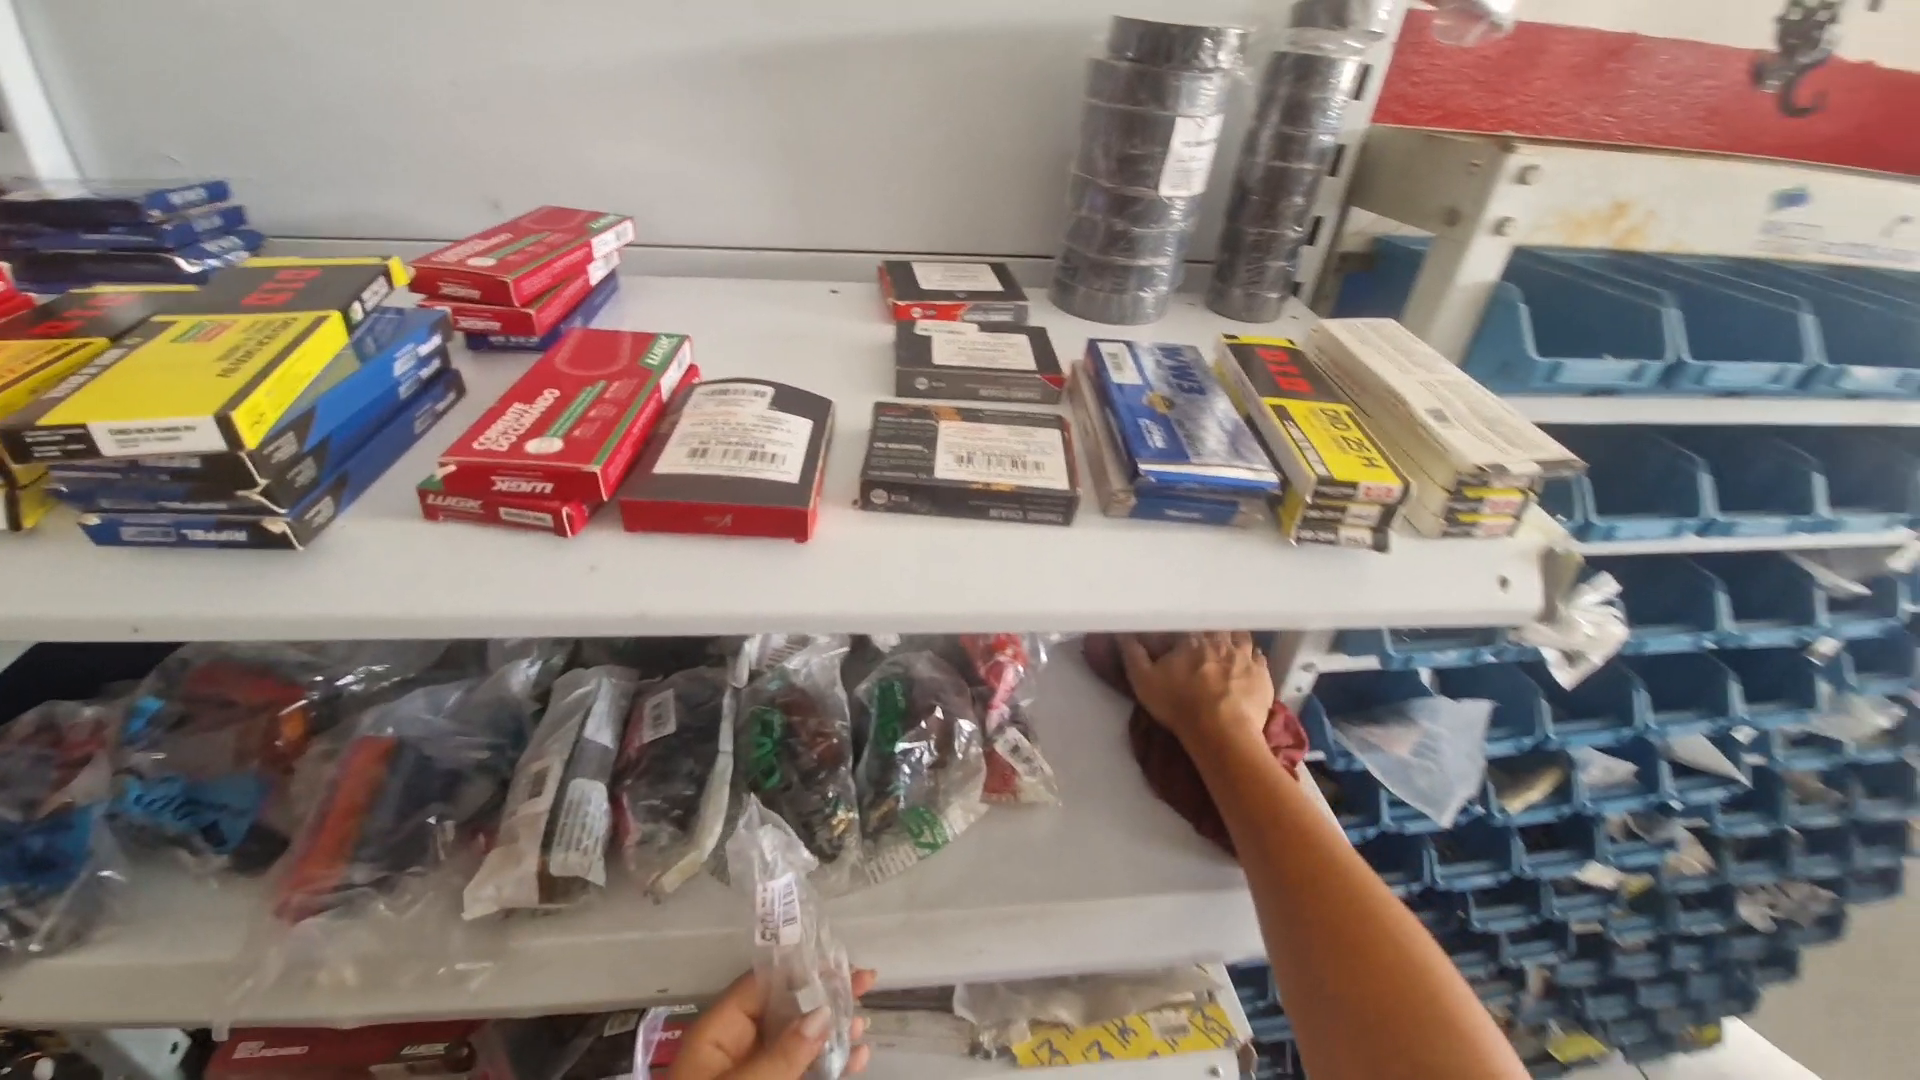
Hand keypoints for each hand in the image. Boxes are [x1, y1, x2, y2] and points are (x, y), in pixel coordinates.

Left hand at [668, 968, 877, 1079]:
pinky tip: (858, 1058)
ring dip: (834, 1031)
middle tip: (866, 980)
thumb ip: (780, 1057)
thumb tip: (821, 1012)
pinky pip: (802, 1076)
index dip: (798, 970)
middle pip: (785, 1012)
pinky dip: (831, 1066)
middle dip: (825, 997)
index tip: (838, 961)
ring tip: (864, 1021)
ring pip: (799, 1044)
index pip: (759, 987)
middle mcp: (735, 1054)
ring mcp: (753, 1079)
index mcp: (716, 1038)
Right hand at [1119, 632, 1273, 753]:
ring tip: (1227, 648)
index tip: (1177, 637)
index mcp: (1192, 637)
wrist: (1221, 731)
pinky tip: (1248, 664)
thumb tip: (1123, 631)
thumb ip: (1132, 653)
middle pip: (1216, 626)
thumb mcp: (1143, 680)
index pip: (1186, 623)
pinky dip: (1253, 658)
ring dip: (1234, 639)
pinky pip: (1259, 658)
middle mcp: (1221, 639)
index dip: (1181, 630)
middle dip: (1210, 631)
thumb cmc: (1178, 704)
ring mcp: (1245, 655)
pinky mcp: (1263, 674)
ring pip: (1241, 636)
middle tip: (1204, 641)